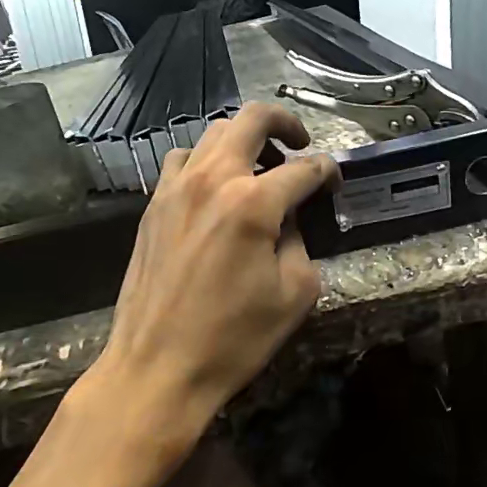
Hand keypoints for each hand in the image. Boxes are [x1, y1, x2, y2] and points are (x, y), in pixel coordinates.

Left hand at [87, 103, 340, 433]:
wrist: (157, 366)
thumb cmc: (232, 338)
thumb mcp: (293, 294)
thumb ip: (299, 242)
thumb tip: (288, 219)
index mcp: (253, 202)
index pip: (302, 168)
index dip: (326, 171)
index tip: (332, 182)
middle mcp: (213, 179)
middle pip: (252, 119)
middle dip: (284, 123)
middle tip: (299, 143)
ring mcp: (176, 187)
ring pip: (214, 134)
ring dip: (242, 140)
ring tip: (257, 167)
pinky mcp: (153, 204)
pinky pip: (182, 160)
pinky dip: (205, 161)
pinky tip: (214, 187)